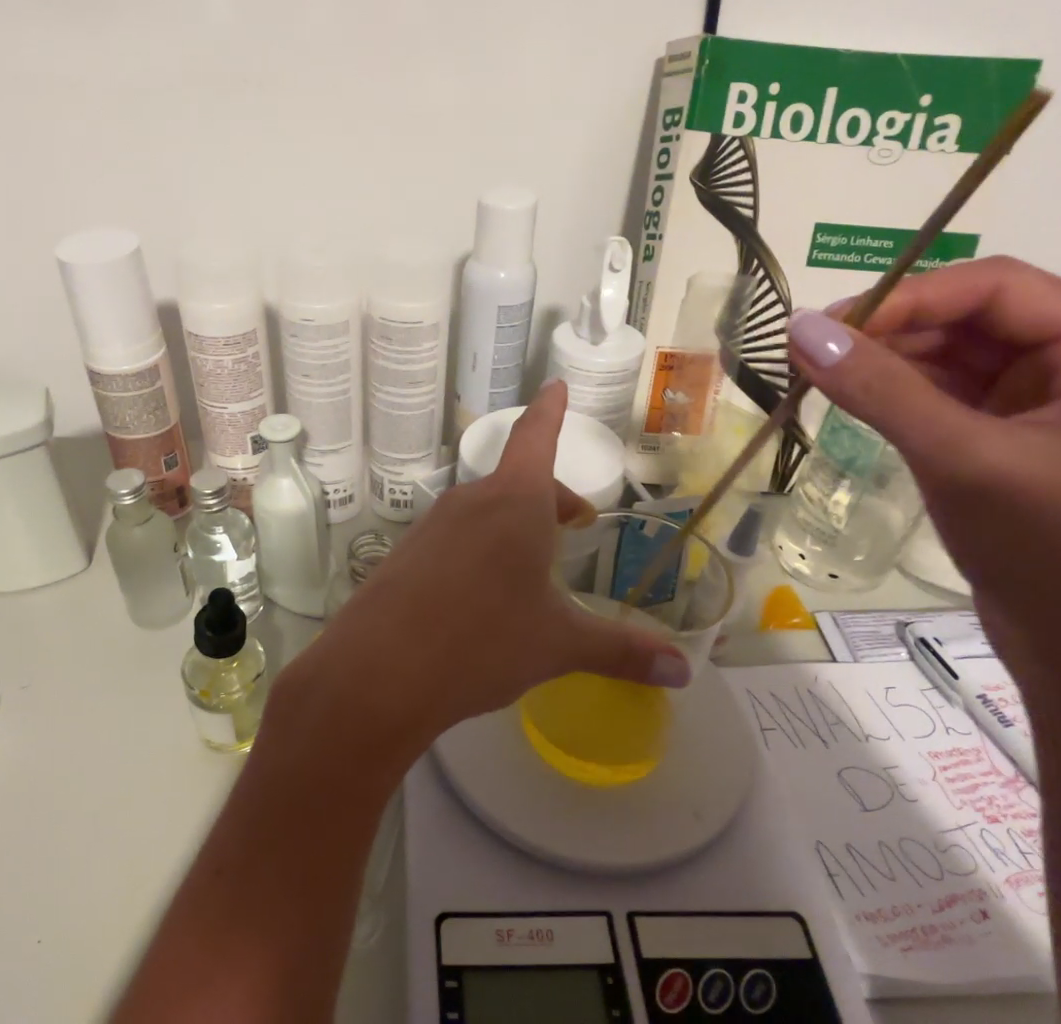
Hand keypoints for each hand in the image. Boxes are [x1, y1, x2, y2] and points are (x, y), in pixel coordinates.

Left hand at [268, 382, 689, 763]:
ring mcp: (430, 529)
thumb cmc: (482, 643)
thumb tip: (683, 671)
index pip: (536, 437)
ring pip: (484, 513)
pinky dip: (479, 552)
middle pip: (515, 482)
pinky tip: (482, 600)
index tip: (555, 386)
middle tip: (574, 522)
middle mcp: (469, 503)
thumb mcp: (558, 645)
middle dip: (548, 498)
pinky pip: (454, 540)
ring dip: (513, 527)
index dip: (550, 412)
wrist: (377, 673)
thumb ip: (620, 650)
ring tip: (532, 569)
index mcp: (513, 502)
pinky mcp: (404, 558)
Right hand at [785, 257, 1060, 650]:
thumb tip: (799, 331)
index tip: (826, 324)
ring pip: (953, 365)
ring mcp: (1046, 413)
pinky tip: (850, 406)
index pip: (998, 289)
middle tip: (808, 353)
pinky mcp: (1011, 452)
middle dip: (892, 333)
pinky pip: (946, 406)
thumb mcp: (964, 460)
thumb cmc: (1059, 551)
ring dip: (887, 367)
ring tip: (816, 378)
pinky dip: (897, 402)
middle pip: (973, 322)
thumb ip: (881, 390)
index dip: (909, 296)